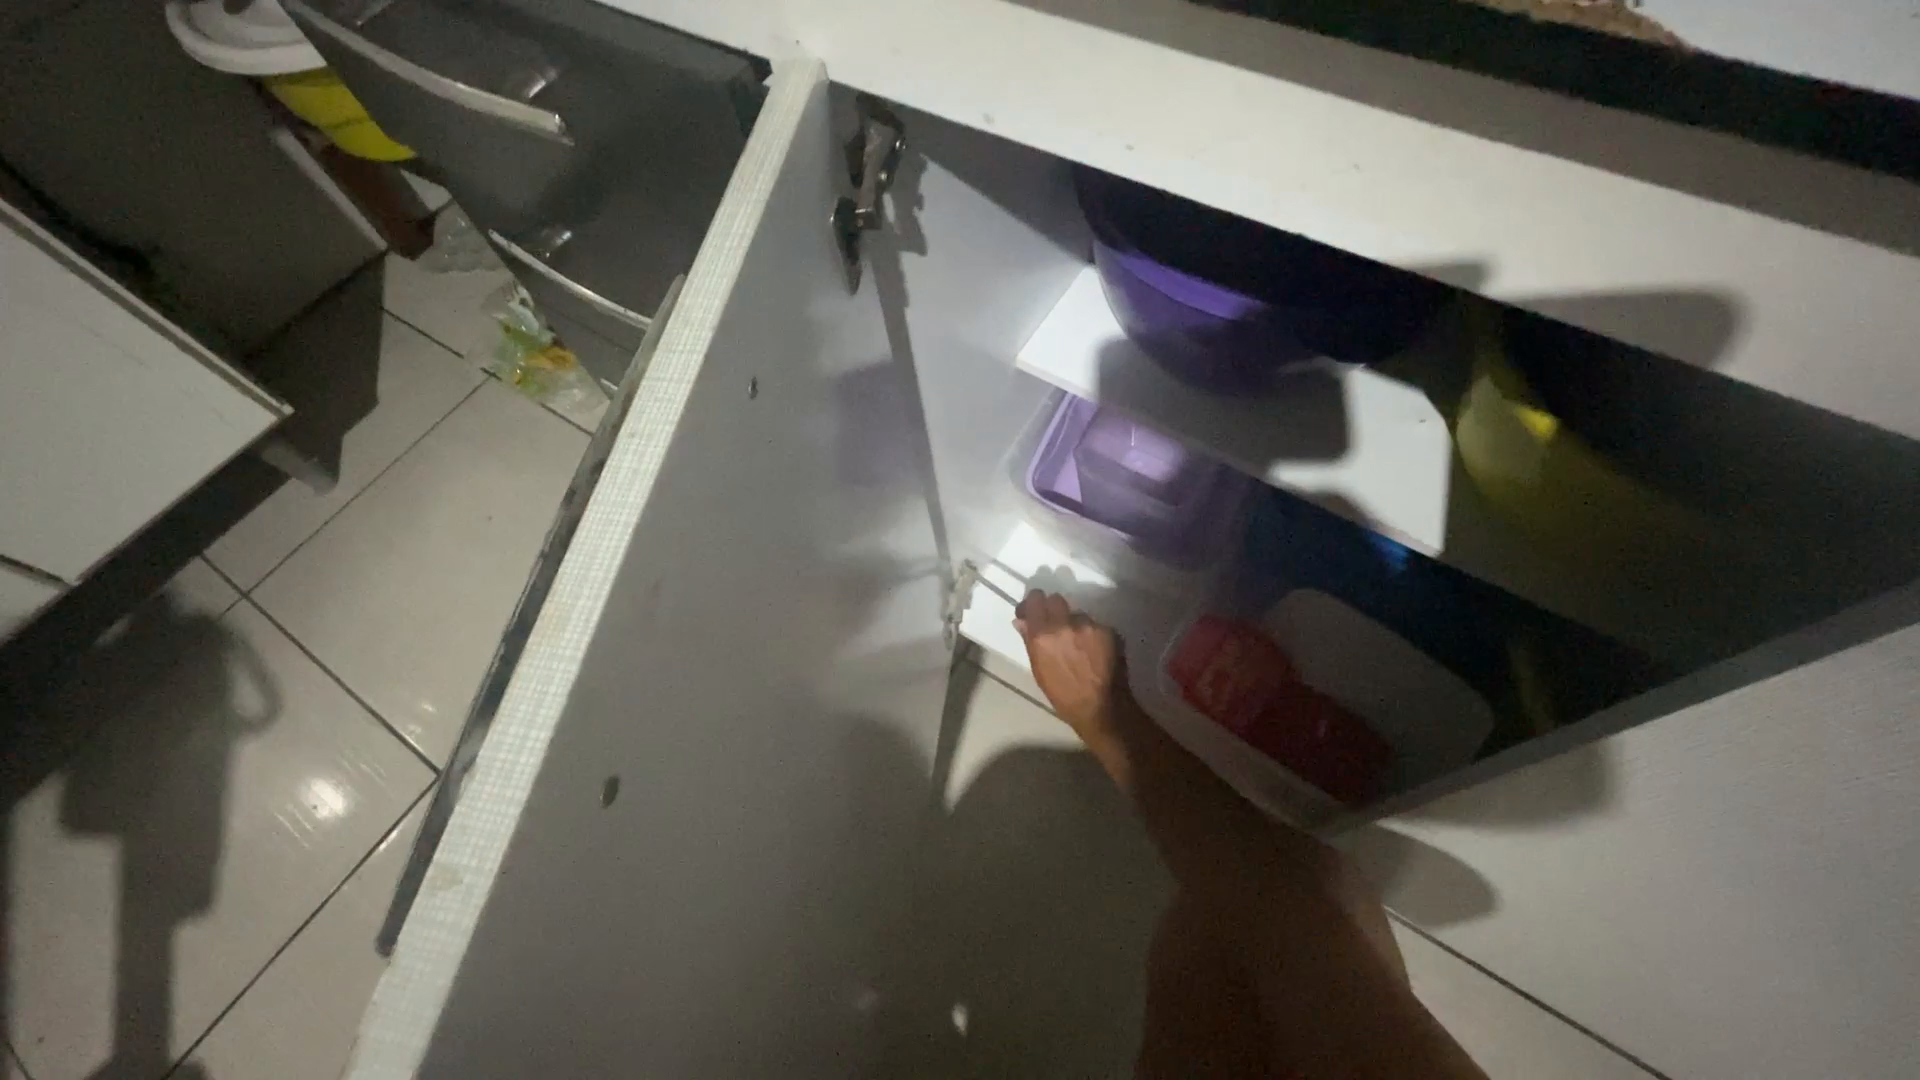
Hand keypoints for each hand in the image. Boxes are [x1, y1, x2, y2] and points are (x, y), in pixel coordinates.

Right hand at [1013, 591, 1126, 739]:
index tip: (1034, 611)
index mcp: (1042, 635)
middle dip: (1054, 609)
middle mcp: (1065, 624)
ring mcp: (1090, 625)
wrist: (1102, 707)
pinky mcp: (1109, 630)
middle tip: (1056, 624)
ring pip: (1078, 614)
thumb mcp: (1039, 670)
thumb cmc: (1063, 695)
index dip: (1034, 603)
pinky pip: (1096, 625)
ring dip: (1076, 624)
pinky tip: (1096, 652)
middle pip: (1056, 599)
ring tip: (1080, 645)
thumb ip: (1030, 640)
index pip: (1035, 598)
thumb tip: (1021, 620)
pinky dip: (1094, 635)